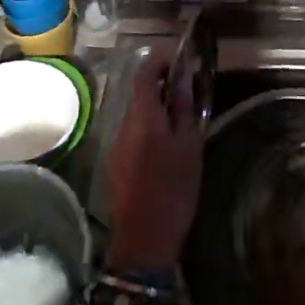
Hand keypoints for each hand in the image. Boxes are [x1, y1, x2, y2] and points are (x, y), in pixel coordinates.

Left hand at [104, 45, 204, 270]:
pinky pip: (132, 133)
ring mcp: (116, 144)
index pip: (144, 72)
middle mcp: (123, 124)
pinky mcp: (115, 163)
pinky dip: (148, 129)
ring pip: (136, 114)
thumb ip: (185, 110)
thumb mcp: (189, 148)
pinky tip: (165, 148)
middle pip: (139, 93)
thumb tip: (185, 80)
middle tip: (188, 95)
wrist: (143, 243)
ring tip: (181, 123)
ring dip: (155, 110)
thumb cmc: (173, 191)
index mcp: (142, 117)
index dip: (161, 62)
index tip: (182, 64)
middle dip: (162, 88)